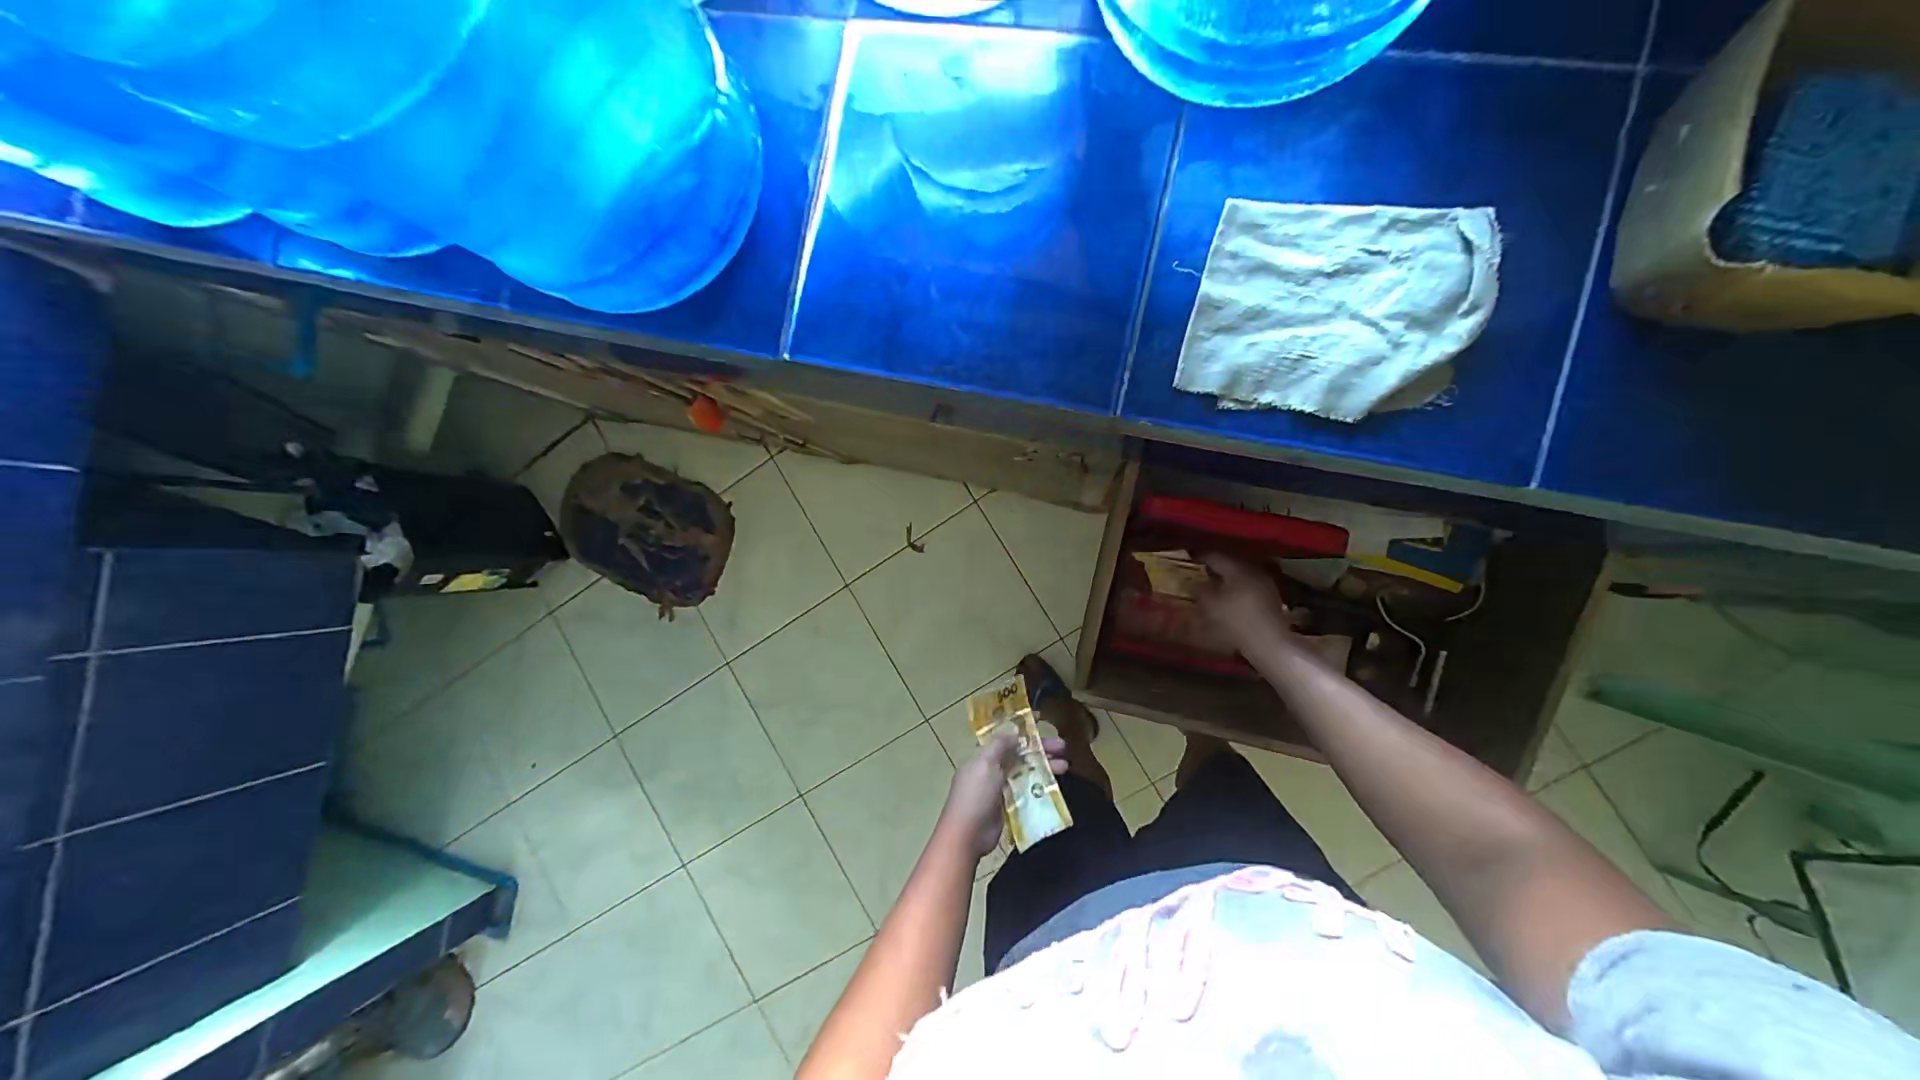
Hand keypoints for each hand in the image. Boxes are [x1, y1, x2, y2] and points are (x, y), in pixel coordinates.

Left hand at [939, 731, 1068, 860]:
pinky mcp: (1008, 806)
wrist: (967, 835)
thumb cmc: (975, 795)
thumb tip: (1014, 728)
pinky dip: (1040, 787)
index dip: (1024, 733)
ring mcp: (1000, 788)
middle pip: (1020, 755)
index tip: (1044, 726)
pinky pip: (1027, 791)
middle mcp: (992, 769)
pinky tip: (1055, 786)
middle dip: (1041, 750)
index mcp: (984, 756)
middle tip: (1063, 747)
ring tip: (1065, 766)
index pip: (1007, 739)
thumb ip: (999, 745)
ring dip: (1044, 767)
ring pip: (1026, 772)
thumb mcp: (985, 764)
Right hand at [1197, 553, 1295, 655]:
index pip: (1215, 556)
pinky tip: (1230, 598)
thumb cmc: (1235, 621)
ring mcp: (1265, 584)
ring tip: (1213, 586)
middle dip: (1215, 567)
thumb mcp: (1209, 606)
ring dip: (1227, 579)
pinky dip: (1237, 589)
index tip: (1189, 559)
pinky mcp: (1271, 598)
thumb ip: (1199, 590)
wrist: (1269, 643)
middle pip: (1230, 564)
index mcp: (1237, 568)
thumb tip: (1193, 582)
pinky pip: (1249, 586)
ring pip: (1241, 575)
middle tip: (1200, 572)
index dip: (1200, 556)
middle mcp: (1253, 571)